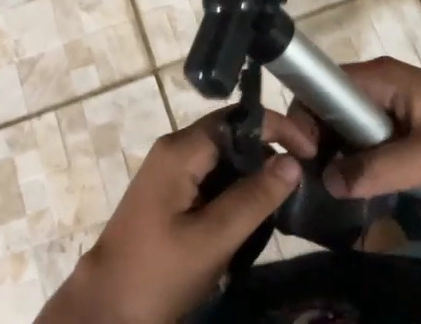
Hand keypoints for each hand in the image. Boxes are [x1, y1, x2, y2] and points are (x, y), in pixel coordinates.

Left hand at [38, 107, 315, 323]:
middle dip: (268, 151)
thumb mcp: (213, 238)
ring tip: (288, 197)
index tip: (311, 150)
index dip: (275, 127)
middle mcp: (174, 150)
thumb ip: (253, 198)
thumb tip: (291, 162)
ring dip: (253, 174)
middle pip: (230, 135)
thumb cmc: (159, 270)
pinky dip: (236, 190)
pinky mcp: (170, 194)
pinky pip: (210, 178)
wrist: (108, 302)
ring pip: (222, 158)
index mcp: (180, 150)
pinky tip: (257, 213)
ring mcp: (170, 172)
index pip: (236, 118)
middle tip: (306, 177)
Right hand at [287, 57, 420, 199]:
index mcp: (380, 78)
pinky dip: (362, 159)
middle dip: (319, 141)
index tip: (303, 158)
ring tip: (335, 191)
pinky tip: (361, 188)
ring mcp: (397, 104)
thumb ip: (375, 170)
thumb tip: (328, 181)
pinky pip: (372, 138)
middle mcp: (382, 84)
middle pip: (331, 106)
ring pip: (350, 125)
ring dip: (341, 154)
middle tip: (316, 182)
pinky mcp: (411, 125)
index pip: (320, 87)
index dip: (303, 118)